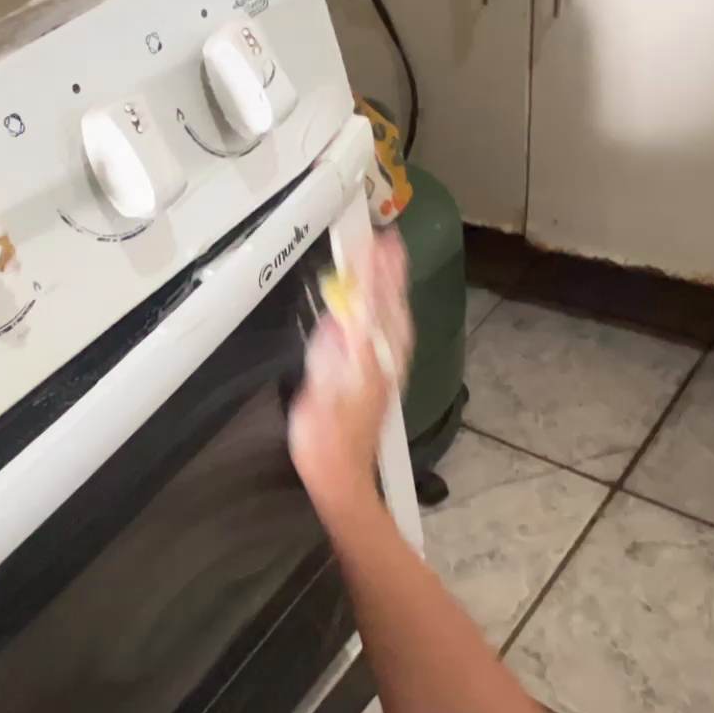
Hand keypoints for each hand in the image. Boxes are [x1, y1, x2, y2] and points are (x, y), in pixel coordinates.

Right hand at [288, 230, 412, 513]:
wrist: (341, 475)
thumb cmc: (324, 442)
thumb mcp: (318, 398)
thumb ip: (331, 358)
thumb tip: (343, 322)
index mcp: (366, 363)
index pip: (369, 310)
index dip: (369, 277)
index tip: (368, 247)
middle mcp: (383, 361)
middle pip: (388, 307)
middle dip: (388, 272)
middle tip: (388, 238)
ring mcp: (386, 368)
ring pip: (395, 318)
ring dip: (394, 285)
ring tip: (392, 253)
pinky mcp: (384, 375)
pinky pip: (393, 332)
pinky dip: (392, 308)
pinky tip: (389, 298)